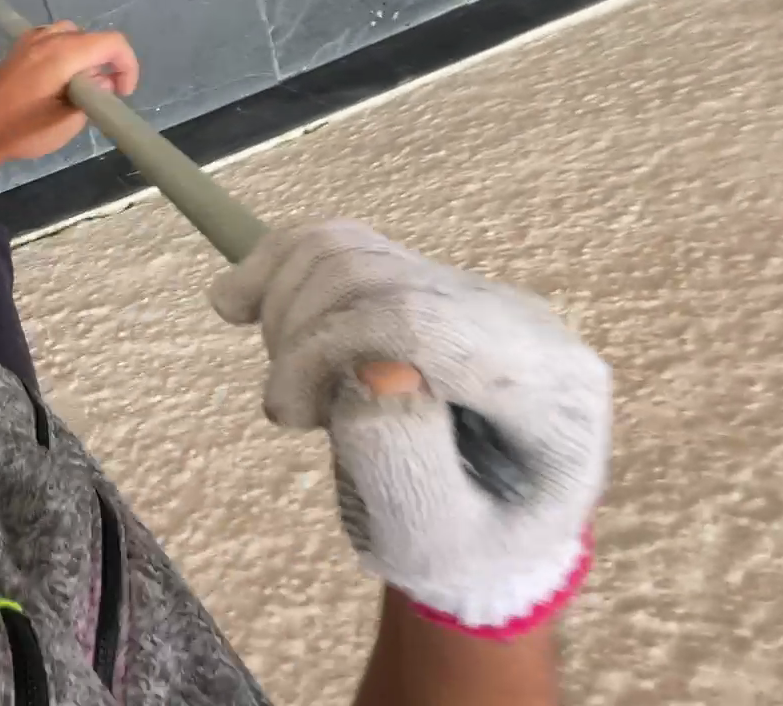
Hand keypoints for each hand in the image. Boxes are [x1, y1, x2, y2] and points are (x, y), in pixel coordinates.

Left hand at [0, 22, 139, 163]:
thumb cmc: (22, 130)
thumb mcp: (67, 121)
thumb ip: (92, 97)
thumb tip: (101, 81)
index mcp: (63, 52)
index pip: (112, 42)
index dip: (127, 64)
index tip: (123, 92)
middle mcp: (46, 38)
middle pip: (91, 37)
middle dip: (105, 61)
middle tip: (105, 92)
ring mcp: (27, 42)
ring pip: (69, 36)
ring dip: (83, 56)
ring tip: (82, 86)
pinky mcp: (15, 52)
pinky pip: (49, 42)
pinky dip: (63, 55)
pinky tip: (58, 81)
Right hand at [209, 221, 610, 635]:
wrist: (471, 521)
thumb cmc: (457, 543)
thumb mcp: (432, 538)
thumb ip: (407, 464)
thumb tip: (376, 370)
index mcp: (543, 383)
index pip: (414, 317)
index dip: (323, 349)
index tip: (289, 414)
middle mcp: (511, 315)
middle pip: (363, 273)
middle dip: (295, 336)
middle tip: (296, 411)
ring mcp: (461, 286)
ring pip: (336, 247)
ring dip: (280, 307)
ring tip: (292, 376)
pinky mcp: (412, 273)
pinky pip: (327, 240)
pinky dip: (268, 264)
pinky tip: (240, 304)